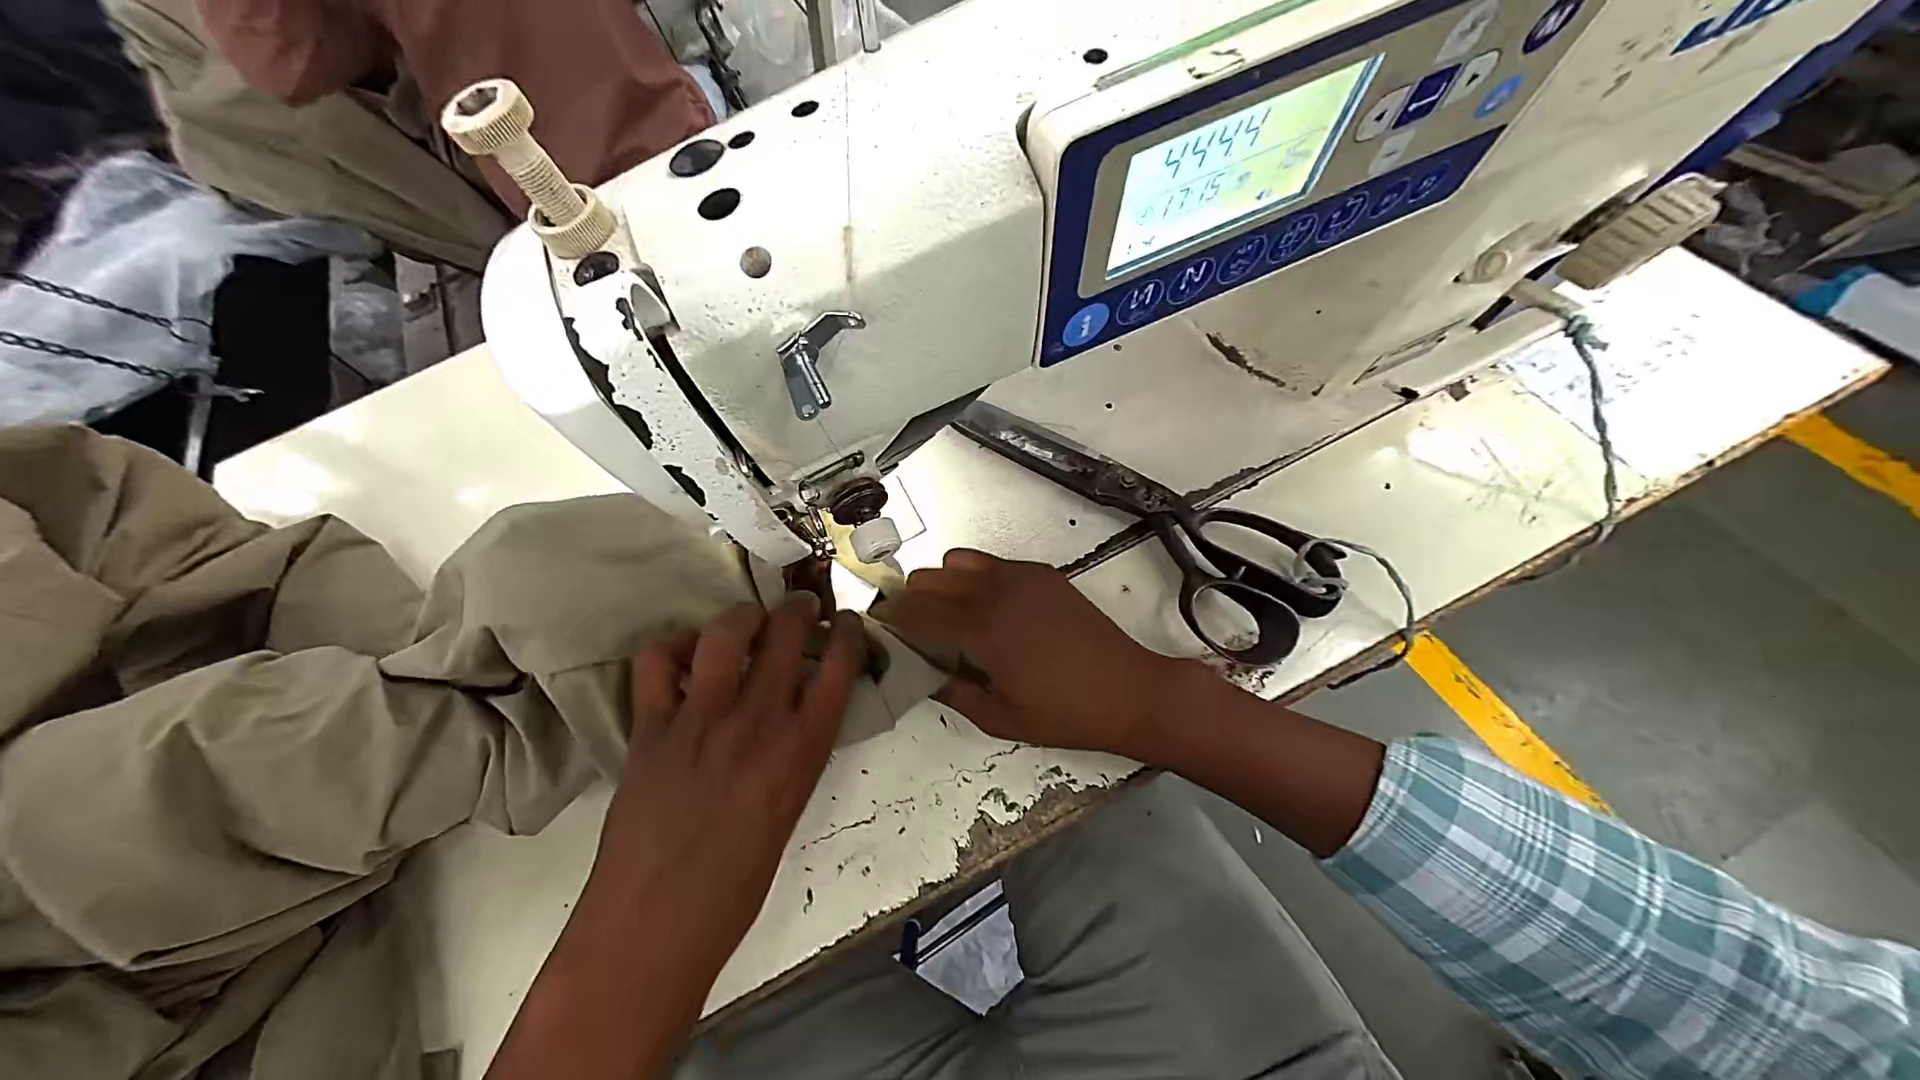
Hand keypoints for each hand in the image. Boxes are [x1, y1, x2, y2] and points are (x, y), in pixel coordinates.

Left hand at [595, 594, 867, 975]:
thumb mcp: (790, 805)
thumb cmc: (737, 881)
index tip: (846, 622)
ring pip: (726, 632)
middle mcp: (758, 723)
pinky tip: (684, 659)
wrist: (658, 923)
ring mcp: (701, 721)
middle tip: (799, 607)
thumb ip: (795, 750)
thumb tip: (794, 709)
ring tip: (748, 620)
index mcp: (803, 749)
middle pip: (787, 633)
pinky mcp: (651, 729)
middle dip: (799, 607)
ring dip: (743, 615)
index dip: (849, 632)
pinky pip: (657, 663)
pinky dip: (672, 648)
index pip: (840, 665)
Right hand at [879, 550, 1203, 760]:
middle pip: (930, 578)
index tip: (882, 628)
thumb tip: (926, 676)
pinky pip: (993, 563)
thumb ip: (954, 694)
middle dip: (913, 600)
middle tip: (915, 630)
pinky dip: (977, 578)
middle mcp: (997, 591)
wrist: (1130, 690)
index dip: (892, 618)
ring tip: (952, 616)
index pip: (917, 611)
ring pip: (959, 560)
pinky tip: (989, 610)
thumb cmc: (1067, 712)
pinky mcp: (1044, 574)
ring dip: (944, 583)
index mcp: (982, 627)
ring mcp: (1022, 577)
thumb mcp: (1001, 718)